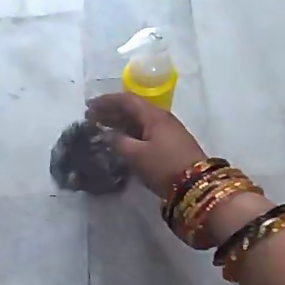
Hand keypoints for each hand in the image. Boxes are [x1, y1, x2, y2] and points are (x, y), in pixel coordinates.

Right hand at [86, 92, 209, 198]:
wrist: (196, 184)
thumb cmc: (164, 166)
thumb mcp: (136, 155)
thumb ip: (118, 142)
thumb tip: (107, 134)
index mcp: (154, 116)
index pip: (127, 100)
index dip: (106, 101)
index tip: (89, 106)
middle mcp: (161, 118)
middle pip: (133, 108)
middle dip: (111, 111)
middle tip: (91, 117)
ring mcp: (166, 130)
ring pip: (138, 120)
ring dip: (119, 121)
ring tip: (101, 127)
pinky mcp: (168, 143)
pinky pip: (144, 130)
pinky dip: (128, 131)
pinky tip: (119, 139)